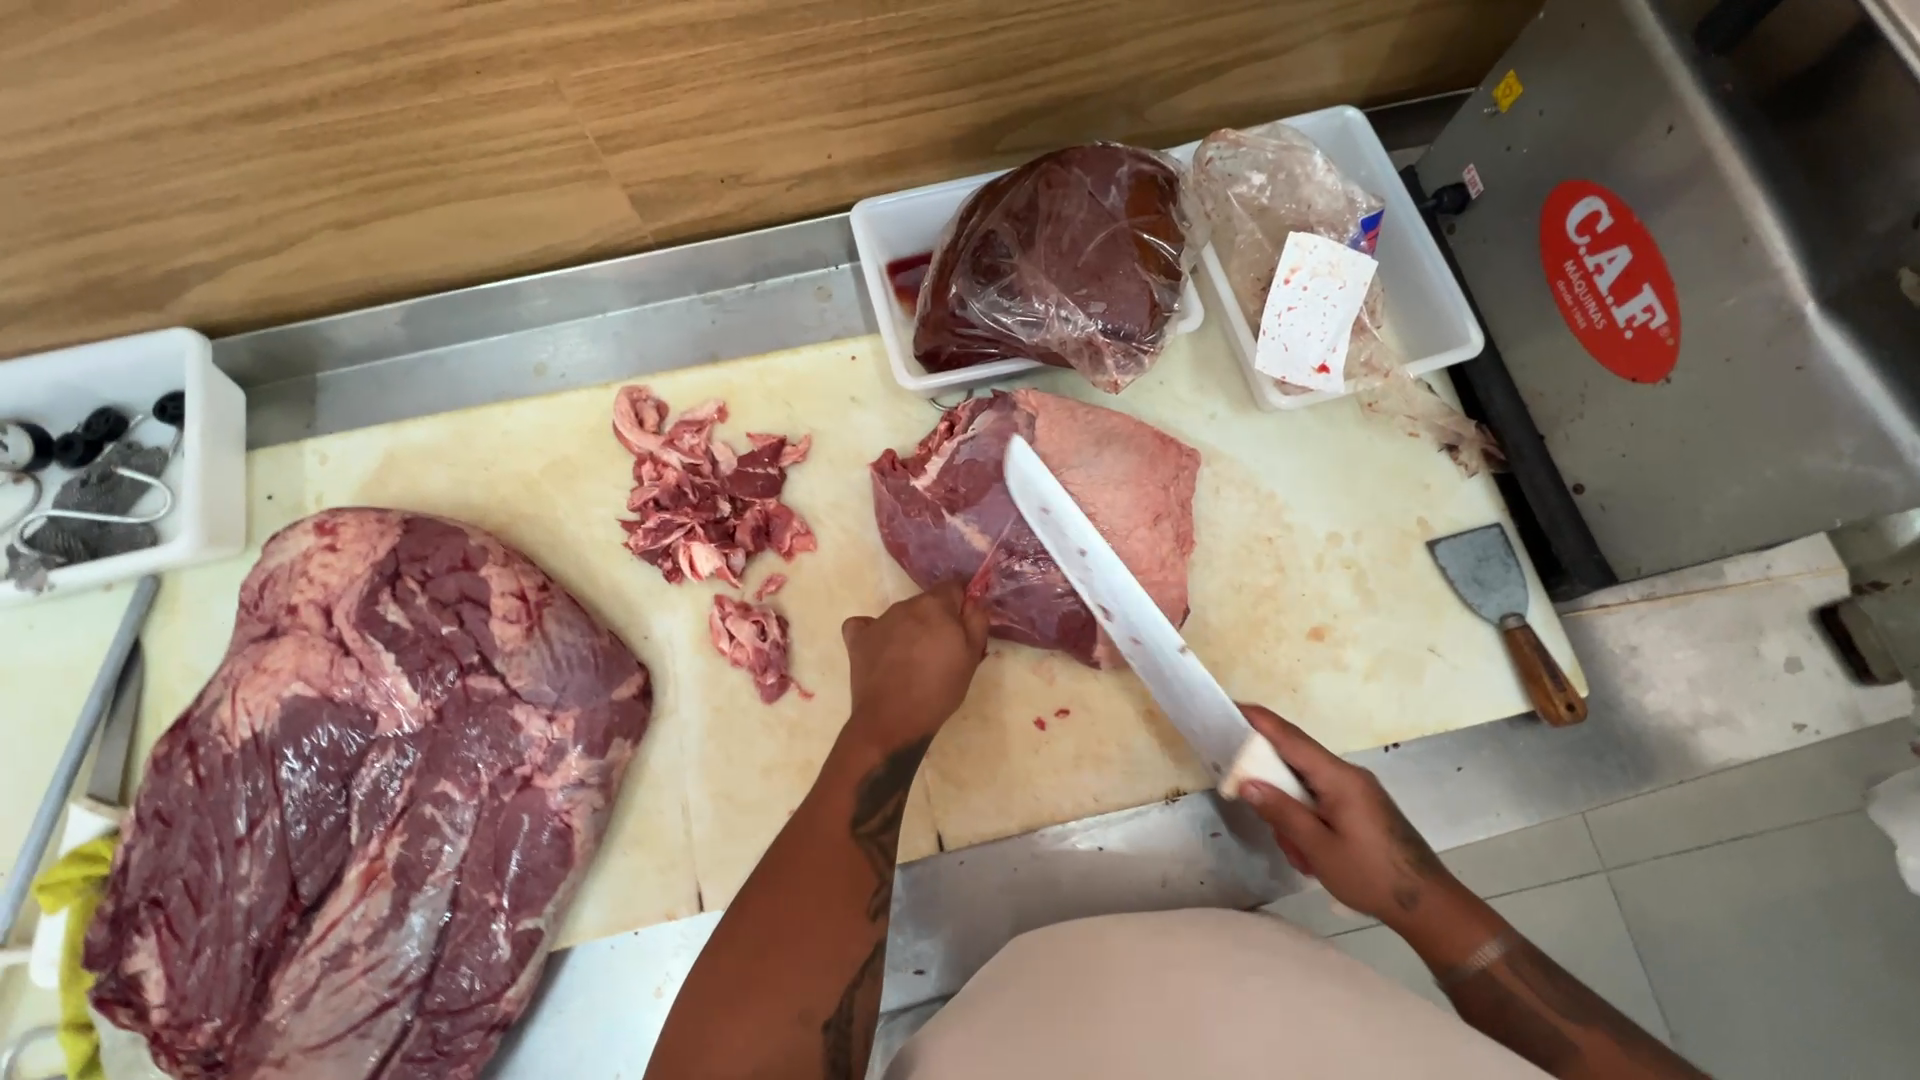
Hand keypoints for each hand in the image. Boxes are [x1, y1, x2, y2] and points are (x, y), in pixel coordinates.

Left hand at [841, 582, 990, 747]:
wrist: (893, 720)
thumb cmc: (939, 690)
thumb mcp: (972, 657)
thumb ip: (977, 621)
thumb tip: (973, 601)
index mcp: (935, 605)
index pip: (954, 587)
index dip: (961, 605)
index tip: (963, 628)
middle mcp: (904, 605)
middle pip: (927, 602)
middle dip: (936, 619)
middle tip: (942, 652)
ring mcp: (878, 621)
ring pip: (901, 616)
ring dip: (910, 629)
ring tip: (913, 662)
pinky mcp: (858, 639)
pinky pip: (866, 626)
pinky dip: (875, 634)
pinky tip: (881, 651)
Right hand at [1236, 704, 1462, 928]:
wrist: (1429, 905)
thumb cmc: (1371, 875)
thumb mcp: (1318, 848)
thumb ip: (1281, 812)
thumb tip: (1248, 783)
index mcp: (1339, 778)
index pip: (1291, 738)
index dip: (1260, 720)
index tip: (1232, 706)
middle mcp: (1348, 775)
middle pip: (1296, 762)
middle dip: (1272, 786)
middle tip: (1256, 812)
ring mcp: (1357, 791)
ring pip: (1306, 787)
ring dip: (1291, 814)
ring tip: (1299, 854)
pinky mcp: (1361, 807)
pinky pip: (1321, 801)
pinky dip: (1307, 821)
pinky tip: (1311, 854)